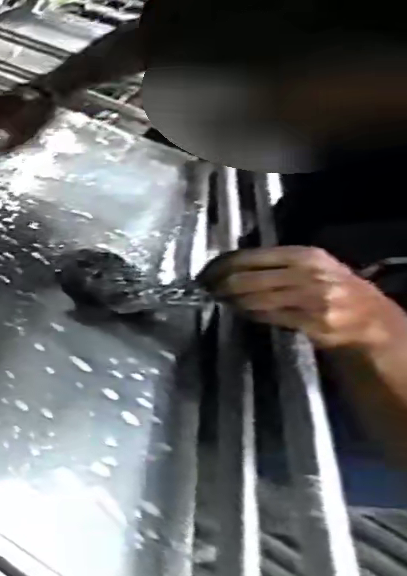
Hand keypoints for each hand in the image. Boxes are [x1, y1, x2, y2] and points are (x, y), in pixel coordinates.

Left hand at [203, 246, 406, 350]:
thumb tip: (219, 268)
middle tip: (207, 291)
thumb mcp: (310, 268)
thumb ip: (271, 265)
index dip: (216, 267)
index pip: (244, 257)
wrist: (373, 319)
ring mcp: (313, 297)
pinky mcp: (311, 319)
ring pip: (247, 299)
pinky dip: (247, 314)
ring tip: (225, 302)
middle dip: (216, 287)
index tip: (202, 275)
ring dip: (230, 302)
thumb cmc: (332, 290)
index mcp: (306, 256)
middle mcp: (310, 274)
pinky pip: (261, 316)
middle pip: (240, 280)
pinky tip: (245, 313)